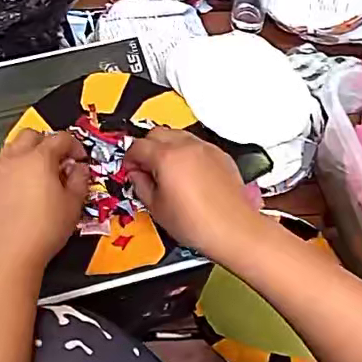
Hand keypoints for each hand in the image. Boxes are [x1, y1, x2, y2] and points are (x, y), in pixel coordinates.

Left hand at [0, 130, 87, 272]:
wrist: (8, 256)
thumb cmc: (39, 233)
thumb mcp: (73, 204)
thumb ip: (80, 180)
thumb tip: (80, 170)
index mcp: (39, 159)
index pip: (61, 138)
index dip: (75, 145)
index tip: (79, 157)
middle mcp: (14, 160)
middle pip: (32, 134)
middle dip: (49, 142)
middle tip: (61, 159)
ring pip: (13, 147)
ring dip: (29, 152)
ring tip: (42, 171)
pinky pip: (1, 166)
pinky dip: (14, 168)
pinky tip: (24, 186)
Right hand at [124, 127, 274, 262]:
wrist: (233, 229)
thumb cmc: (199, 223)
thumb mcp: (157, 208)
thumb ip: (141, 185)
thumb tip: (136, 176)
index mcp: (167, 157)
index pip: (137, 146)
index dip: (129, 159)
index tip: (129, 169)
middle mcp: (187, 147)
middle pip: (156, 133)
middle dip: (146, 147)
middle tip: (144, 167)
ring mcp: (206, 149)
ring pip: (178, 134)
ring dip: (167, 147)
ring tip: (166, 170)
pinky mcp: (220, 155)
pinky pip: (197, 145)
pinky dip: (187, 152)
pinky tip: (186, 173)